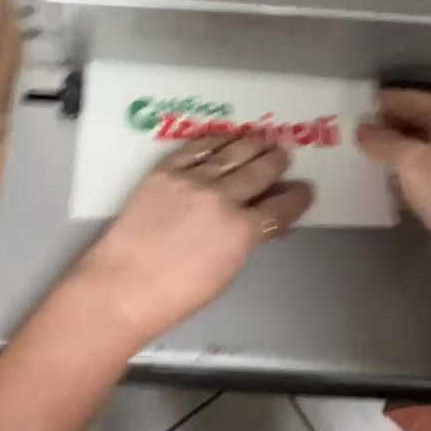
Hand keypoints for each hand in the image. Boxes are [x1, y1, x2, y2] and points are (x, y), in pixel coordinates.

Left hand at [68, 137, 314, 348]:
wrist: (124, 283)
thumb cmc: (177, 294)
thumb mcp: (226, 271)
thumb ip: (246, 240)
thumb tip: (260, 222)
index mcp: (241, 231)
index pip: (280, 208)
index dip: (296, 197)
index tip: (306, 188)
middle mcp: (221, 199)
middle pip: (258, 172)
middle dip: (276, 160)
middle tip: (286, 150)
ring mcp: (192, 180)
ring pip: (231, 154)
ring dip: (251, 144)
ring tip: (264, 137)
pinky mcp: (166, 171)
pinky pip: (196, 148)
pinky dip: (214, 140)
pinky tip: (225, 136)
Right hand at [357, 90, 430, 322]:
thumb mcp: (408, 160)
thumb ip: (382, 140)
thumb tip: (362, 130)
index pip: (415, 99)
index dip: (386, 99)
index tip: (356, 103)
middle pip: (419, 123)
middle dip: (387, 125)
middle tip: (353, 129)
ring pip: (420, 150)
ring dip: (393, 151)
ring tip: (361, 153)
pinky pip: (424, 175)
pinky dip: (403, 174)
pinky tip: (382, 183)